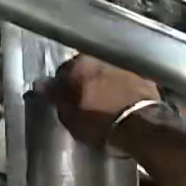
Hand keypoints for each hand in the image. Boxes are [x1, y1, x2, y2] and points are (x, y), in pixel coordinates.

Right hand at [41, 55, 160, 147]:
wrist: (144, 127)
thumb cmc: (100, 122)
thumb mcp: (70, 115)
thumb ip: (54, 97)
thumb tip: (40, 85)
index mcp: (78, 64)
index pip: (62, 72)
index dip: (62, 87)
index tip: (64, 100)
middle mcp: (100, 58)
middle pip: (85, 70)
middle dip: (84, 83)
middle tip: (83, 102)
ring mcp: (123, 66)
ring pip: (106, 74)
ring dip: (103, 84)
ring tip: (104, 105)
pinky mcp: (144, 77)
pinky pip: (125, 82)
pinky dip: (121, 90)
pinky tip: (121, 104)